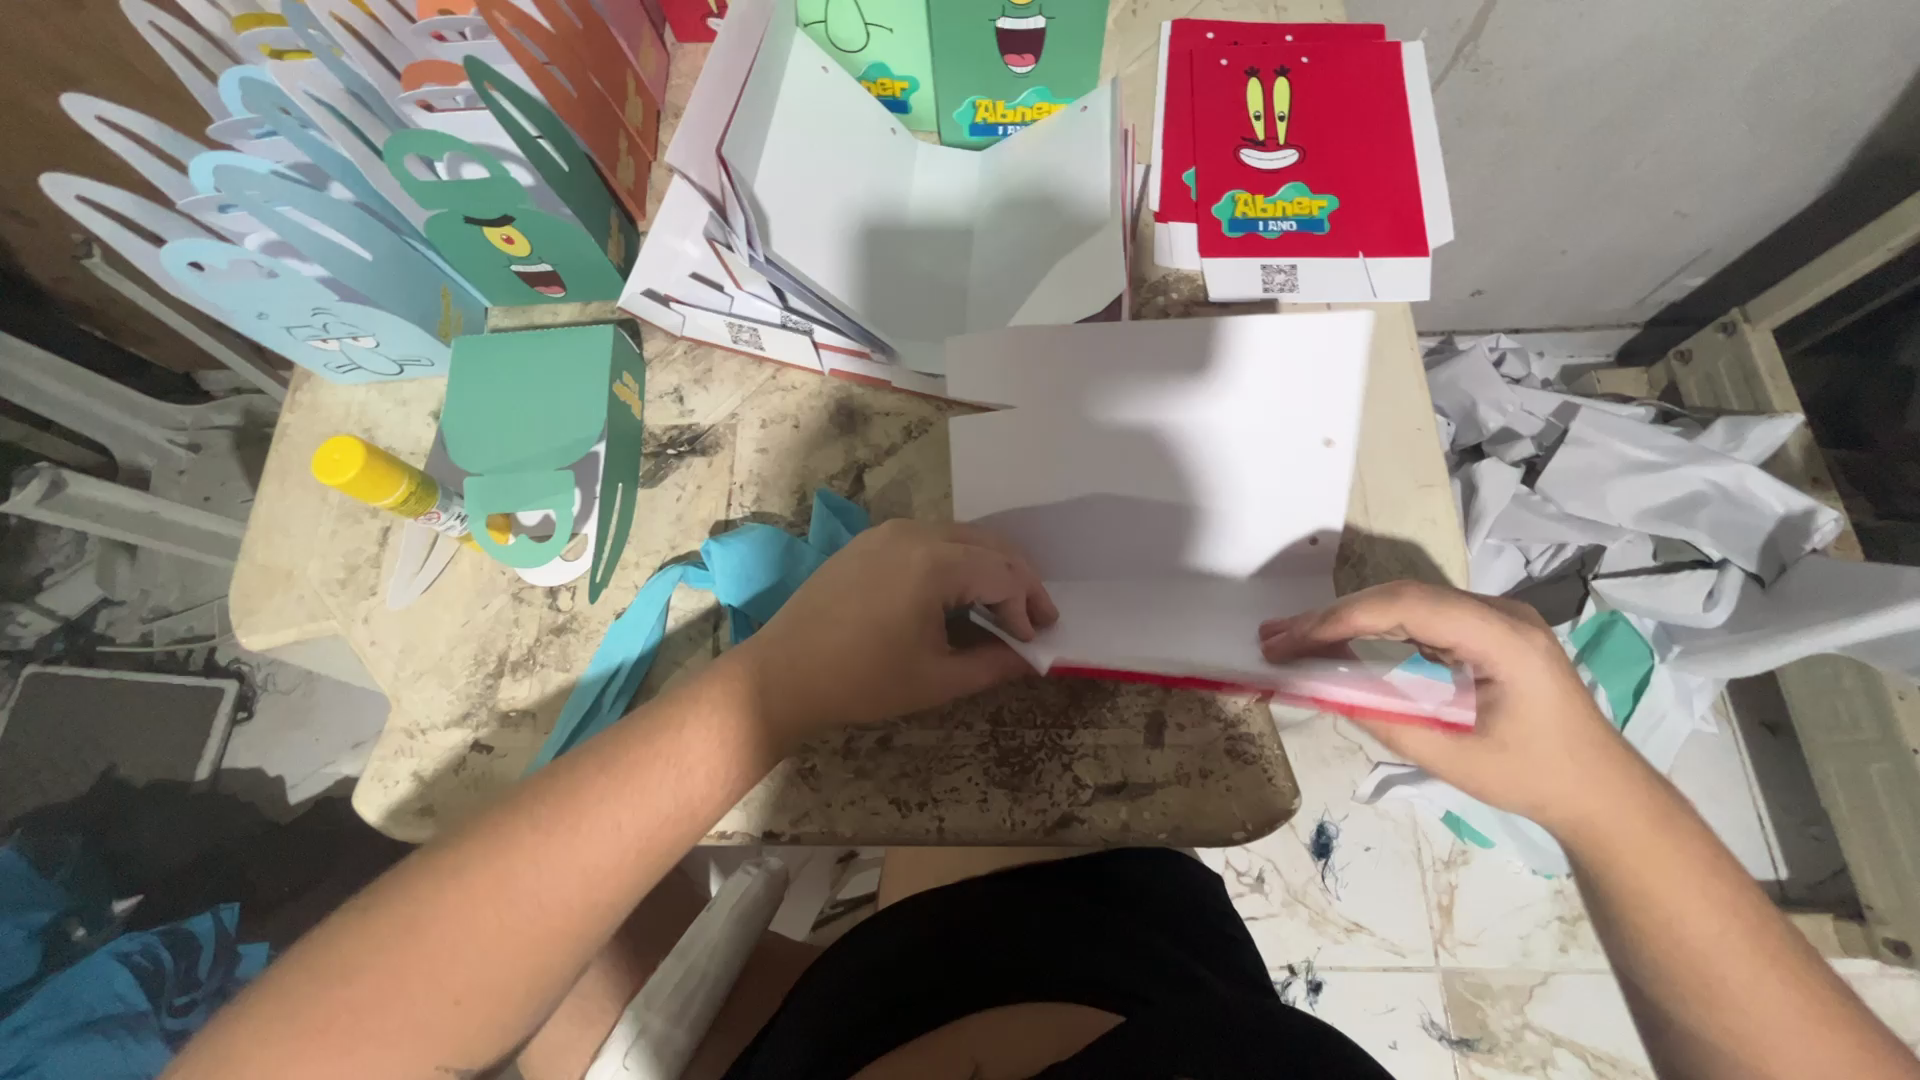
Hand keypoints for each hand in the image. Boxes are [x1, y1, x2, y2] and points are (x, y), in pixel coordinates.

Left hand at [727, 519, 1056, 745]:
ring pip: (960, 537)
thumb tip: (1031, 657)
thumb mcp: (937, 679)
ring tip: (1002, 605)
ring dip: (989, 567)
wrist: (783, 673)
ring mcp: (888, 532)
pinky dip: (956, 560)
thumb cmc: (863, 681)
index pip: (1003, 574)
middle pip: (989, 545)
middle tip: (1035, 617)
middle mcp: (915, 533)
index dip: (1027, 606)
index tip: (1034, 640)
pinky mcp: (869, 540)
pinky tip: (957, 593)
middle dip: (1019, 580)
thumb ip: (994, 663)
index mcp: (934, 563)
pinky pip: (929, 539)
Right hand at [1257, 581, 1652, 832]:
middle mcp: (1498, 614)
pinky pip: (1415, 617)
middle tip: (1274, 639)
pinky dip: (1369, 627)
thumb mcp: (1453, 757)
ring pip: (1402, 602)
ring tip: (1291, 638)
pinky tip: (1335, 640)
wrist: (1601, 790)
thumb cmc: (1533, 778)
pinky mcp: (1480, 631)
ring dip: (1345, 618)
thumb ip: (1383, 718)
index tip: (1291, 640)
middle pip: (1400, 596)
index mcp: (1504, 639)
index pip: (1408, 607)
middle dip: (1331, 616)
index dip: (1342, 618)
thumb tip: (1316, 688)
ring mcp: (1491, 618)